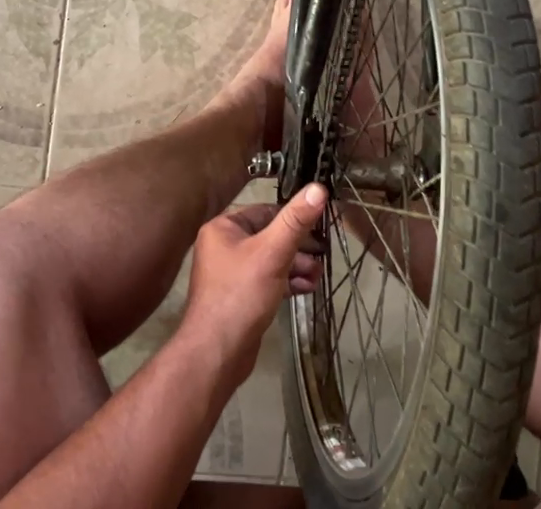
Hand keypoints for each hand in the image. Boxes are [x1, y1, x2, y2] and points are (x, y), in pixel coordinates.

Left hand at [181, 184, 329, 388]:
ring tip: (318, 276)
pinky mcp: (240, 296)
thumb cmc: (241, 294)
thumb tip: (318, 188)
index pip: (265, 211)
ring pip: (271, 260)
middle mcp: (223, 246)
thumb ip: (296, 221)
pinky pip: (267, 280)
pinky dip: (287, 282)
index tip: (321, 227)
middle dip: (299, 247)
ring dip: (296, 266)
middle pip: (270, 236)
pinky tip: (306, 288)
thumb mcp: (273, 252)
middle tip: (323, 256)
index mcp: (223, 228)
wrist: (217, 352)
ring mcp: (230, 273)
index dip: (294, 218)